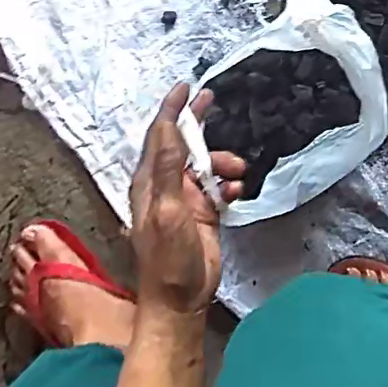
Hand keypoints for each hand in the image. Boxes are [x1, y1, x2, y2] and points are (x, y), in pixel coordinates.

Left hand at [128, 84, 246, 316]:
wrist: (182, 299)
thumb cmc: (168, 257)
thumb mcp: (166, 211)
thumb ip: (167, 169)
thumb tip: (168, 129)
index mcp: (149, 181)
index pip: (159, 135)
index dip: (170, 109)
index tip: (185, 86)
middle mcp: (165, 184)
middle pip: (181, 142)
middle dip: (196, 122)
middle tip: (212, 100)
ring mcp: (185, 198)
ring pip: (204, 164)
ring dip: (222, 162)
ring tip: (238, 170)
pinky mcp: (203, 212)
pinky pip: (218, 186)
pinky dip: (229, 184)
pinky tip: (237, 190)